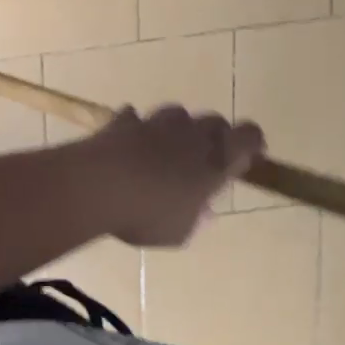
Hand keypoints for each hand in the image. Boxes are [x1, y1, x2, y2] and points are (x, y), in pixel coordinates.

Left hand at [88, 106, 264, 247]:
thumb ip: (194, 220)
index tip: (245, 155)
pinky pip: (132, 116)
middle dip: (212, 135)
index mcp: (215, 160)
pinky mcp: (121, 122)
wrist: (95, 187)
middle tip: (201, 156)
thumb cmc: (145, 215)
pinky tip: (126, 139)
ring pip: (176, 113)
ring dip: (174, 127)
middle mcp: (190, 135)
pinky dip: (133, 125)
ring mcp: (154, 124)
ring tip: (163, 147)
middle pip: (213, 121)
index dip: (250, 142)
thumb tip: (206, 213)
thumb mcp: (177, 231)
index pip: (248, 136)